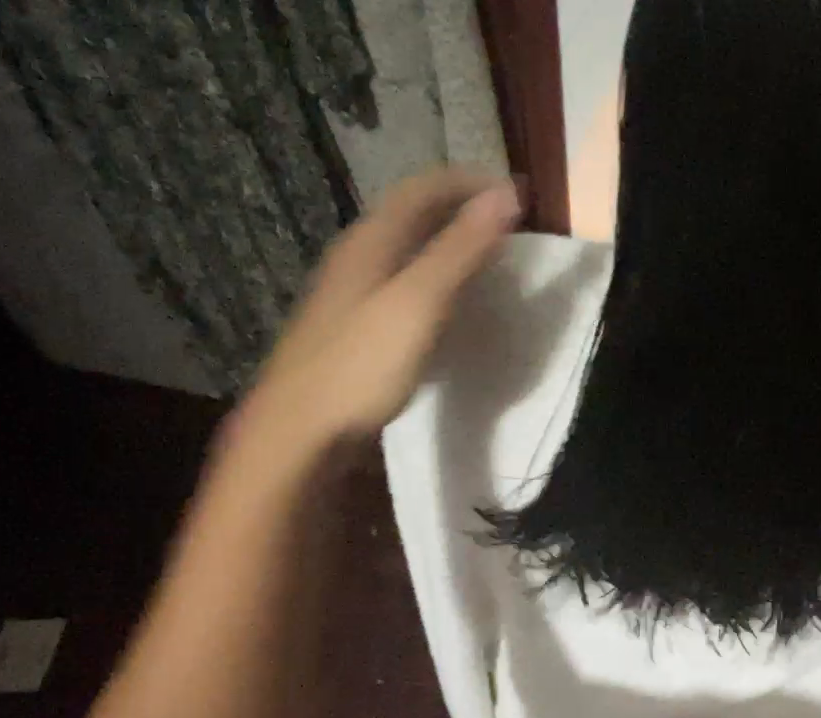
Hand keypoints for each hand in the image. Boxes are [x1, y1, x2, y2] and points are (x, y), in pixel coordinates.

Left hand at [244, 170, 519, 449]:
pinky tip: (451, 303)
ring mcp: (352, 293)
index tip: (519, 194)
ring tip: (490, 256)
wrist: (300, 432)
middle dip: (462, 208)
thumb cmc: (360, 366)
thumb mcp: (418, 304)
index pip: (422, 189)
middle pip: (412, 214)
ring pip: (406, 249)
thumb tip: (506, 195)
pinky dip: (436, 276)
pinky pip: (403, 282)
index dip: (470, 183)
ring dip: (449, 242)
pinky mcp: (356, 327)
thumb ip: (461, 251)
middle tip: (511, 223)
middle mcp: (356, 257)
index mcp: (369, 242)